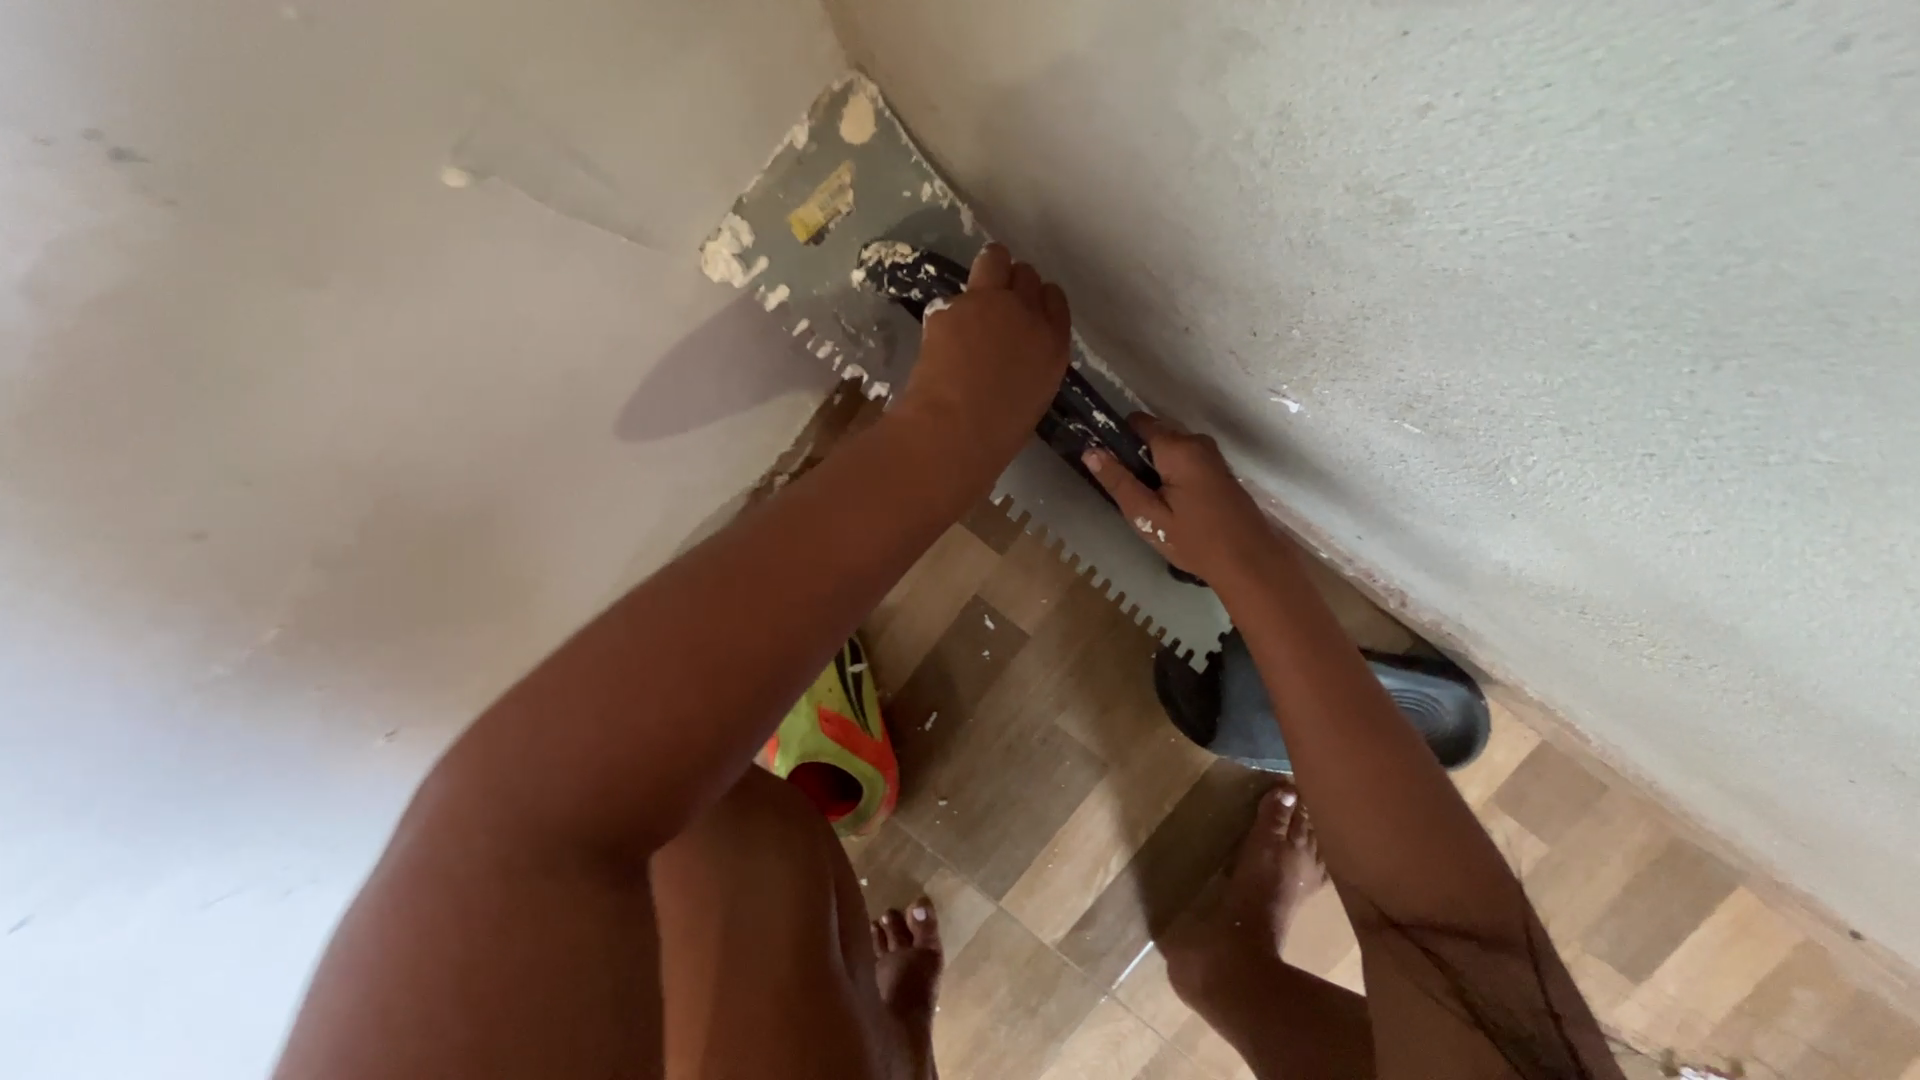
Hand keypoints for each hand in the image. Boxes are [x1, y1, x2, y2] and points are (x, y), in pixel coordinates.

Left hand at [891, 244, 1071, 479]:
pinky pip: (953, 297)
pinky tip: (941, 337)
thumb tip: (1012, 358)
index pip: (1054, 300)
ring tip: (974, 294)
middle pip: (1027, 276)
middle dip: (1013, 284)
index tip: (1026, 310)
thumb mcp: (1032, 397)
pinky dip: (949, 312)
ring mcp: (990, 304)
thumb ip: (1030, 365)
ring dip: (988, 269)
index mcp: (1053, 344)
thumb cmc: (997, 433)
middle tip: (996, 305)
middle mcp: (1028, 315)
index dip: (1038, 300)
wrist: (955, 430)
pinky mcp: (953, 306)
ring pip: (995, 259)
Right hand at [1081, 414, 1284, 586]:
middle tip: (1130, 494)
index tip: (1109, 465)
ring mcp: (1211, 454)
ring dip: (1154, 468)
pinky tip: (1171, 504)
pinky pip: (1184, 460)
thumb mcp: (1148, 515)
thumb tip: (1090, 451)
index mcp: (1177, 448)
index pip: (1137, 422)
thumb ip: (1118, 481)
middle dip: (1137, 457)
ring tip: (1150, 503)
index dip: (1118, 438)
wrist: (1249, 560)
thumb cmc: (1195, 540)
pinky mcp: (1218, 469)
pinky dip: (1171, 474)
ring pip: (1169, 449)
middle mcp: (1196, 442)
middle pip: (1154, 435)